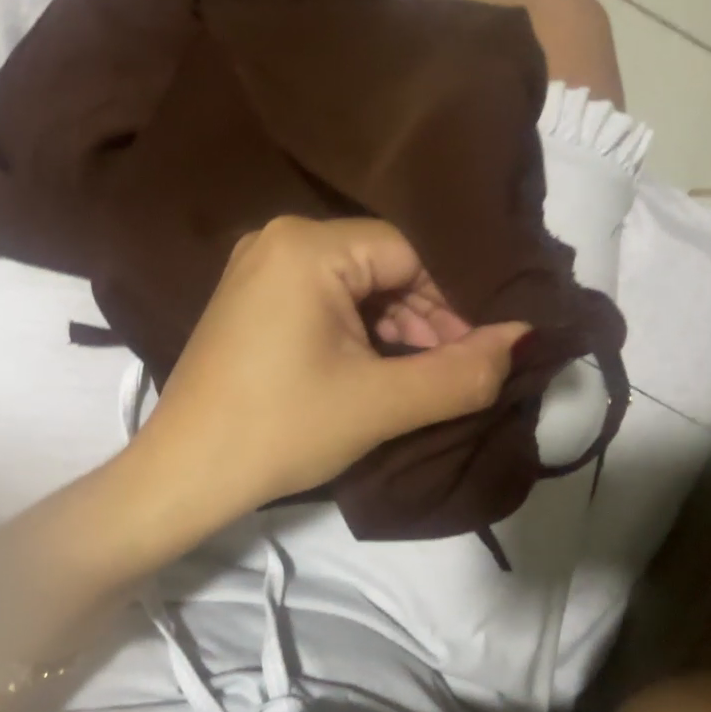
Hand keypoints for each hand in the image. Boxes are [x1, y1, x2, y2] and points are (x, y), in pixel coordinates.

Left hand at [132, 216, 528, 521]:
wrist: (184, 472)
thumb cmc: (281, 429)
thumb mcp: (381, 403)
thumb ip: (462, 371)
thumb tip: (526, 338)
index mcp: (307, 245)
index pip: (412, 253)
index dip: (456, 301)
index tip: (484, 350)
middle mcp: (278, 238)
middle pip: (382, 264)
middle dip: (426, 316)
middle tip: (458, 369)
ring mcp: (256, 268)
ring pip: (354, 284)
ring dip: (394, 327)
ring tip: (422, 378)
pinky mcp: (247, 299)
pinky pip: (320, 299)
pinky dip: (355, 330)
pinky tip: (376, 369)